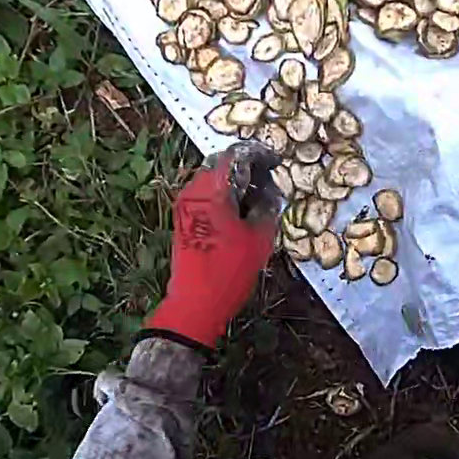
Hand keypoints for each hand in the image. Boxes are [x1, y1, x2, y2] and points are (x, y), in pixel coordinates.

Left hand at [145, 148, 279, 348]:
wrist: (194, 303)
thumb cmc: (229, 270)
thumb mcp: (259, 238)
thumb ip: (267, 207)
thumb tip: (269, 192)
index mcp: (212, 189)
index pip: (236, 156)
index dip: (260, 155)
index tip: (276, 162)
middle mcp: (194, 191)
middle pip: (221, 164)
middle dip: (246, 168)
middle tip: (269, 179)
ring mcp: (185, 205)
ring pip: (212, 180)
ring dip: (234, 183)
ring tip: (258, 198)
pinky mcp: (183, 219)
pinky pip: (205, 196)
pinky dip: (223, 196)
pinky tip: (241, 212)